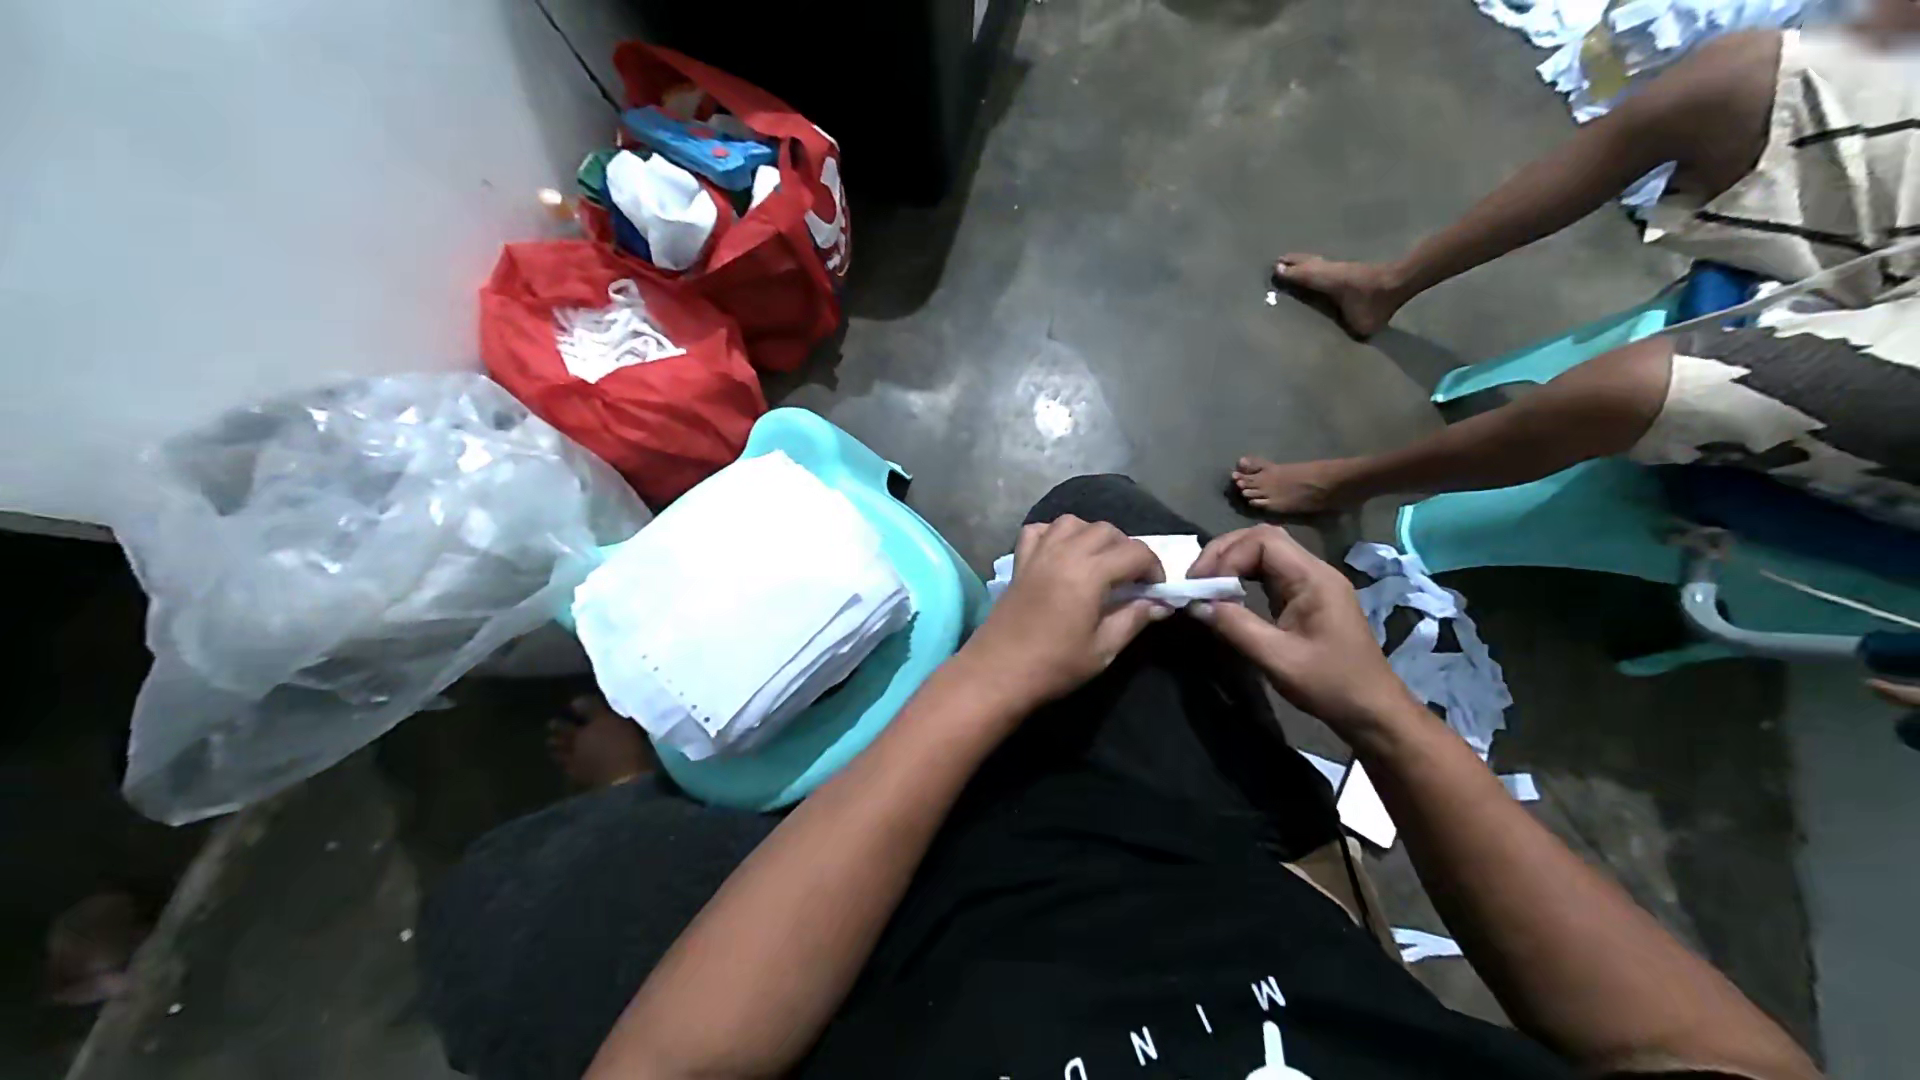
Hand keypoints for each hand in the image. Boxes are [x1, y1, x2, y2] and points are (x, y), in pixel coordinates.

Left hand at [962, 516, 1169, 707]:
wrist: (997, 672)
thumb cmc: (1054, 665)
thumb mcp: (1103, 649)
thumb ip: (1134, 619)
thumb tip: (1160, 603)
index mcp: (1089, 573)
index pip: (1135, 552)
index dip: (1153, 567)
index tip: (1156, 589)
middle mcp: (1064, 552)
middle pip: (1106, 530)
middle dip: (1127, 549)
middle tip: (1131, 579)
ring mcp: (1038, 554)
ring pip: (1073, 522)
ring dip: (1093, 536)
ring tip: (1099, 563)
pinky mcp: (1019, 562)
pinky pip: (1039, 531)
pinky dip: (1055, 534)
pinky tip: (1062, 554)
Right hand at [1188, 525, 1420, 736]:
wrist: (1372, 710)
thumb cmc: (1330, 684)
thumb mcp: (1277, 658)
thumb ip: (1234, 626)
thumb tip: (1195, 604)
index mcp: (1313, 578)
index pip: (1262, 541)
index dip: (1226, 557)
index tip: (1204, 587)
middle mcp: (1314, 571)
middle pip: (1262, 538)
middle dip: (1223, 553)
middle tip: (1197, 581)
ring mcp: (1312, 583)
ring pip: (1264, 552)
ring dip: (1231, 562)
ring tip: (1206, 585)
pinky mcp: (1306, 597)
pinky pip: (1269, 571)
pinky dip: (1243, 575)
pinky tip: (1227, 594)